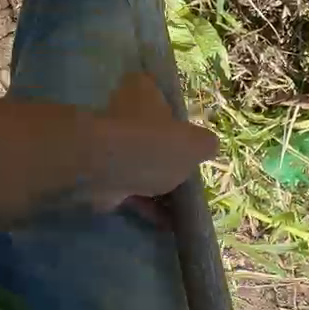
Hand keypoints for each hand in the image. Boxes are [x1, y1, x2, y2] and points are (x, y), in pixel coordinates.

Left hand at [84, 71, 216, 211]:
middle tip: (185, 170)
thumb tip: (207, 144)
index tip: (183, 128)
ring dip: (155, 181)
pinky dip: (145, 203)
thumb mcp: (194, 143)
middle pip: (147, 128)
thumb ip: (204, 143)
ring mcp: (109, 141)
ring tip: (181, 204)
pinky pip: (129, 186)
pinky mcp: (101, 170)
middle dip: (163, 150)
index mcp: (141, 88)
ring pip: (138, 160)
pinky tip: (166, 222)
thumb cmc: (155, 143)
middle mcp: (121, 108)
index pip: (154, 87)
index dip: (167, 105)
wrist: (109, 168)